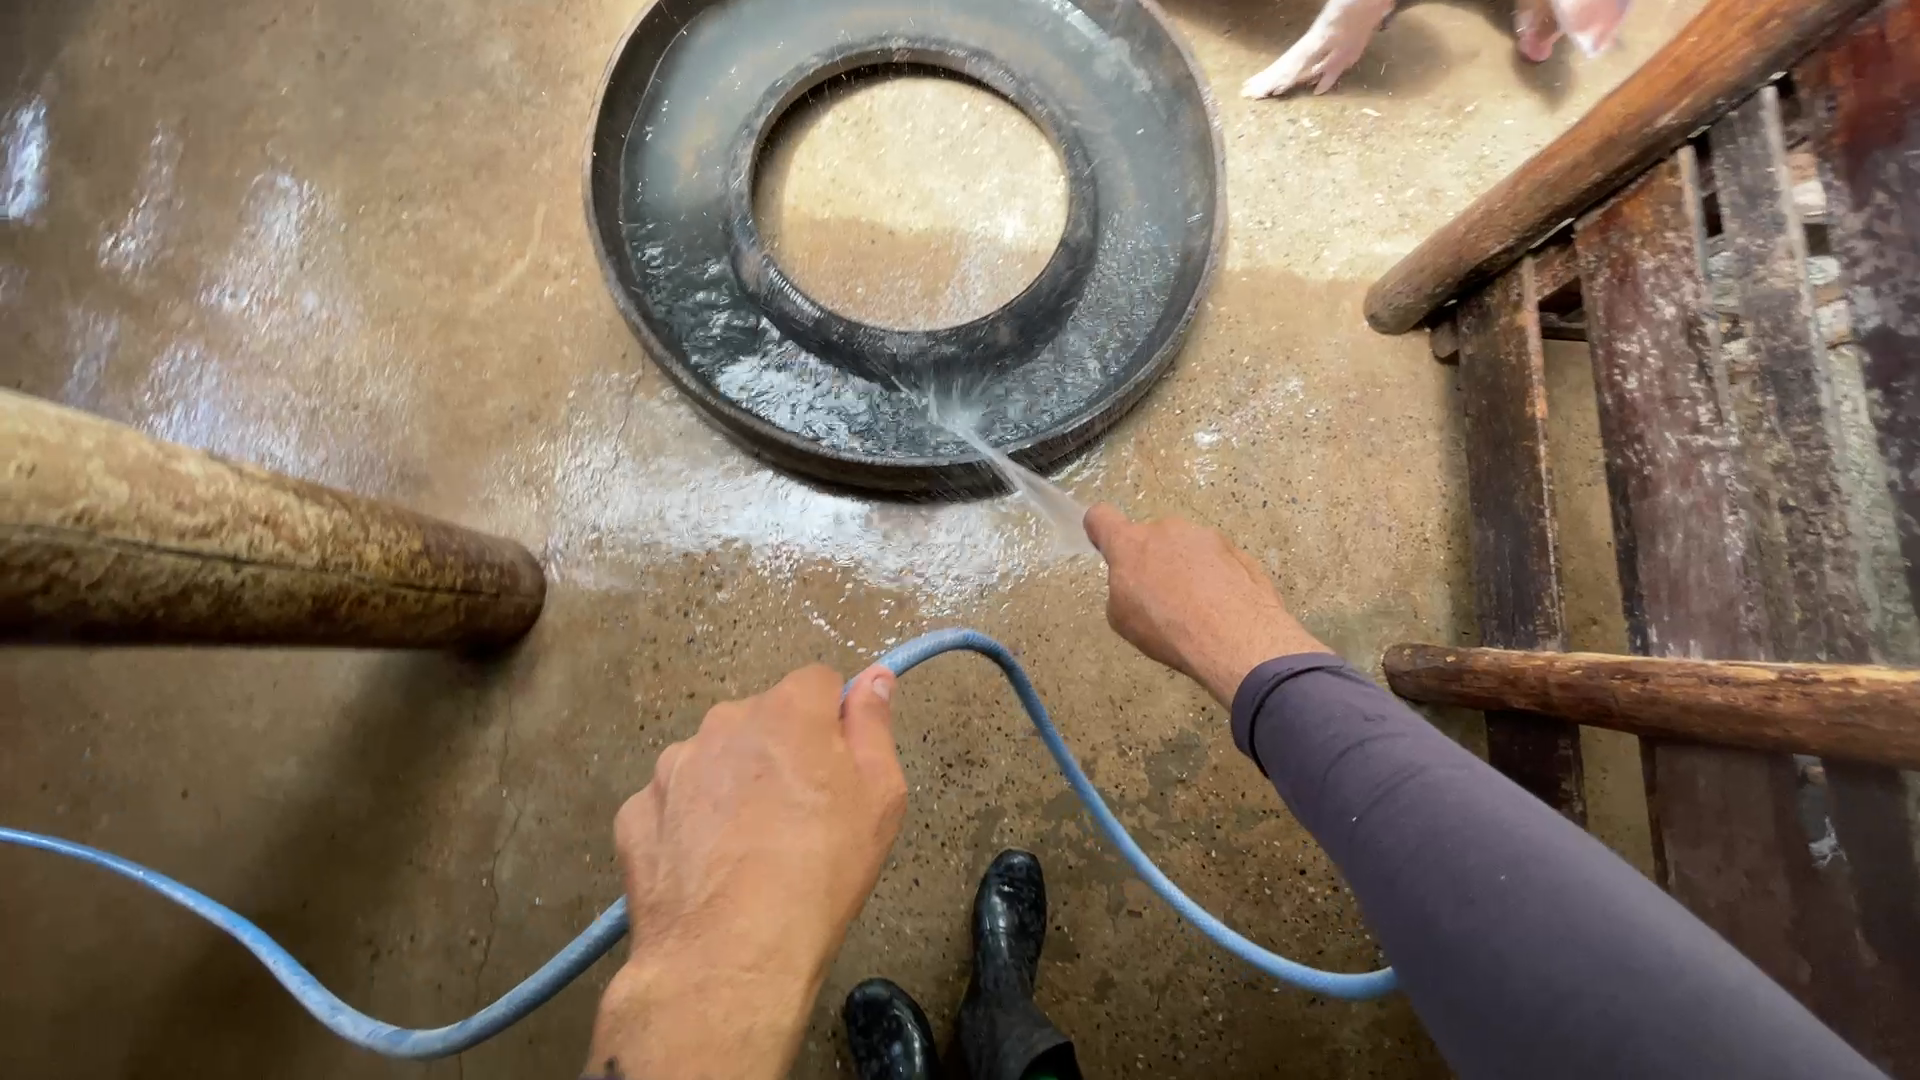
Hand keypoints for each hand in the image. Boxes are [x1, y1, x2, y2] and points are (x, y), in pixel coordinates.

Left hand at [586, 665, 906, 1079]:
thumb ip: (874, 725)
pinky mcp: (635, 812)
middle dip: (783, 749)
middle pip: (764, 718)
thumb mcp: (880, 796)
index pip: (818, 683)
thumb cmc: (823, 868)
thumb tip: (876, 676)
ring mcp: (673, 766)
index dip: (833, 720)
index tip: (838, 765)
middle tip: (800, 812)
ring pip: (717, 757)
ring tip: (749, 846)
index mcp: (787, 709)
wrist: (730, 956)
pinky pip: (675, 800)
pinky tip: (707, 865)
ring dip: (734, 782)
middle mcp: (724, 722)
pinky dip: (691, 820)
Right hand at [1085, 503, 1326, 704]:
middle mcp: (1168, 530)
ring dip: (1187, 570)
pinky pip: (1217, 562)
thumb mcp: (1123, 618)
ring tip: (1198, 611)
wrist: (1235, 638)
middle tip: (1162, 599)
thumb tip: (1136, 584)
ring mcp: (1207, 537)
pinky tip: (1222, 611)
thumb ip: (1123, 589)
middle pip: (1152, 538)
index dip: (1099, 529)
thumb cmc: (1167, 629)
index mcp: (1131, 544)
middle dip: (1153, 561)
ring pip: (1187, 549)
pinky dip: (1215, 580)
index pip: (1101, 517)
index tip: (1106, 546)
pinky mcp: (1239, 551)